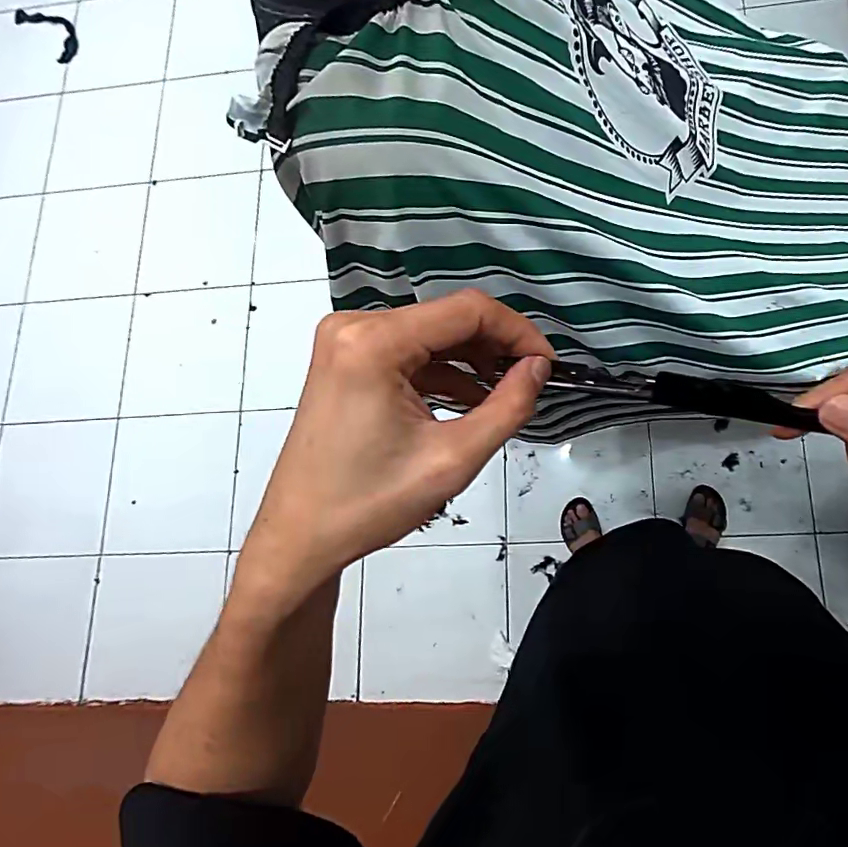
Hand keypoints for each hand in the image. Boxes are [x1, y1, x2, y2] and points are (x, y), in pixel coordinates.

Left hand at [237, 290, 552, 602]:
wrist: (301, 536)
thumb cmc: (367, 504)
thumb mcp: (453, 458)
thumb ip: (508, 406)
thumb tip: (538, 368)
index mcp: (374, 342)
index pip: (468, 310)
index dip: (517, 332)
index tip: (546, 364)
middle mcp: (354, 327)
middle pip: (449, 318)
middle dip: (496, 346)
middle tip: (532, 379)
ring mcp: (347, 342)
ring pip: (432, 333)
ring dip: (473, 359)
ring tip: (507, 392)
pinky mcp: (347, 360)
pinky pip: (409, 351)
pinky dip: (444, 370)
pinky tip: (471, 398)